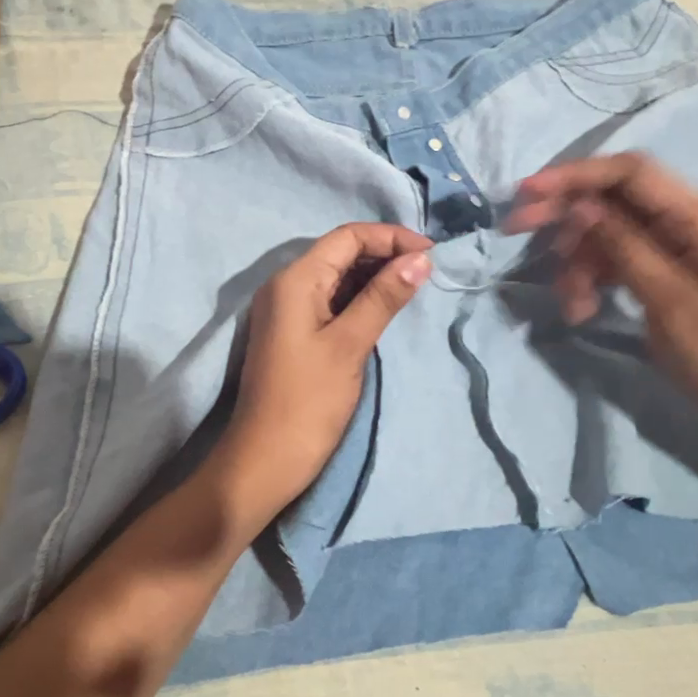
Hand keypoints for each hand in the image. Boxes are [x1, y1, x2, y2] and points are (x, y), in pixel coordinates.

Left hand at [218, 223, 432, 515]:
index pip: (347, 237)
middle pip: (341, 252)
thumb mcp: (350, 344)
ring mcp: (287, 309)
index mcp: (294, 279)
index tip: (432, 254)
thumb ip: (383, 297)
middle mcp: (286, 284)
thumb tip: (420, 259)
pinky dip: (359, 297)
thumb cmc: (308, 401)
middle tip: (429, 271)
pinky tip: (387, 307)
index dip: (390, 237)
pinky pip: (330, 299)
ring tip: (416, 286)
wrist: (265, 459)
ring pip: (337, 275)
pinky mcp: (293, 331)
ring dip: (375, 276)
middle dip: (385, 254)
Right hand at [509, 153, 697, 439]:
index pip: (632, 174)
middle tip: (516, 230)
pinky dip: (596, 276)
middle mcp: (694, 219)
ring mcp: (683, 243)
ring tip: (569, 302)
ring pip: (611, 231)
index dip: (575, 176)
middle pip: (616, 198)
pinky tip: (581, 308)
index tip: (527, 193)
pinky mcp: (672, 268)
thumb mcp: (670, 302)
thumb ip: (625, 247)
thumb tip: (580, 206)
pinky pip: (622, 256)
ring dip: (579, 259)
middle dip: (566, 215)